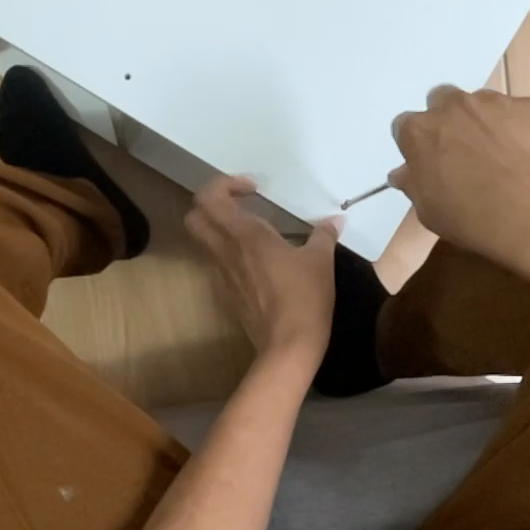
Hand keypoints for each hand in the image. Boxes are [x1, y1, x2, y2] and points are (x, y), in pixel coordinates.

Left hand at [186, 176, 339, 365]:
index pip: (210, 197)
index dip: (224, 184)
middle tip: (242, 204)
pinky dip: (230, 253)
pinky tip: (259, 261)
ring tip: (255, 232)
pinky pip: (219, 263)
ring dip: (220, 228)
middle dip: (212, 204)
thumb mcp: (321, 261)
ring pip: (204, 241)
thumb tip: (335, 221)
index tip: (253, 188)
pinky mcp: (226, 292)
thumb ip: (324, 235)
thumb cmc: (304, 297)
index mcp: (244, 234)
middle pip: (194, 217)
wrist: (287, 345)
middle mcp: (225, 250)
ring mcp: (222, 273)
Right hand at [389, 88, 529, 275]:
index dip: (416, 145)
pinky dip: (515, 127)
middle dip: (446, 120)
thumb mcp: (429, 211)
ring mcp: (493, 102)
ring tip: (497, 155)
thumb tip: (402, 173)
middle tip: (460, 153)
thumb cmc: (472, 219)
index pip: (404, 127)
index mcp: (419, 132)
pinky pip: (515, 111)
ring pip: (479, 103)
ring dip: (480, 121)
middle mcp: (452, 107)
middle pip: (440, 100)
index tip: (427, 163)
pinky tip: (524, 155)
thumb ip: (412, 185)